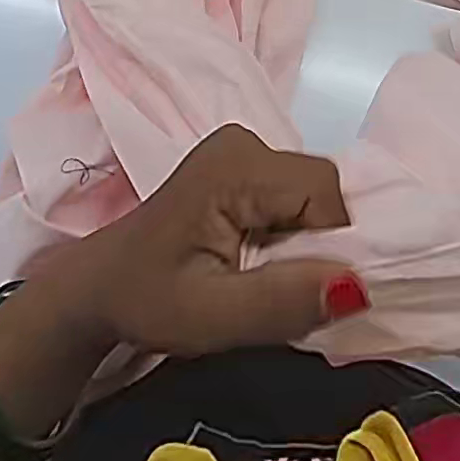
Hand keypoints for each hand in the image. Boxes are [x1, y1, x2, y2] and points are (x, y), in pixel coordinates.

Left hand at [23, 124, 369, 356]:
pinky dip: (294, 231)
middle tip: (279, 285)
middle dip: (319, 243)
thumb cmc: (145, 299)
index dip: (332, 245)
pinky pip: (298, 195)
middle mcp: (245, 143)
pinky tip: (262, 255)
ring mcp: (245, 149)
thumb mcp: (209, 317)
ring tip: (265, 272)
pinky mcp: (246, 164)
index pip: (323, 194)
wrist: (101, 286)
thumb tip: (357, 286)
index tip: (306, 291)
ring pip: (315, 194)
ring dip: (307, 239)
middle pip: (322, 189)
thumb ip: (281, 302)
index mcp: (235, 166)